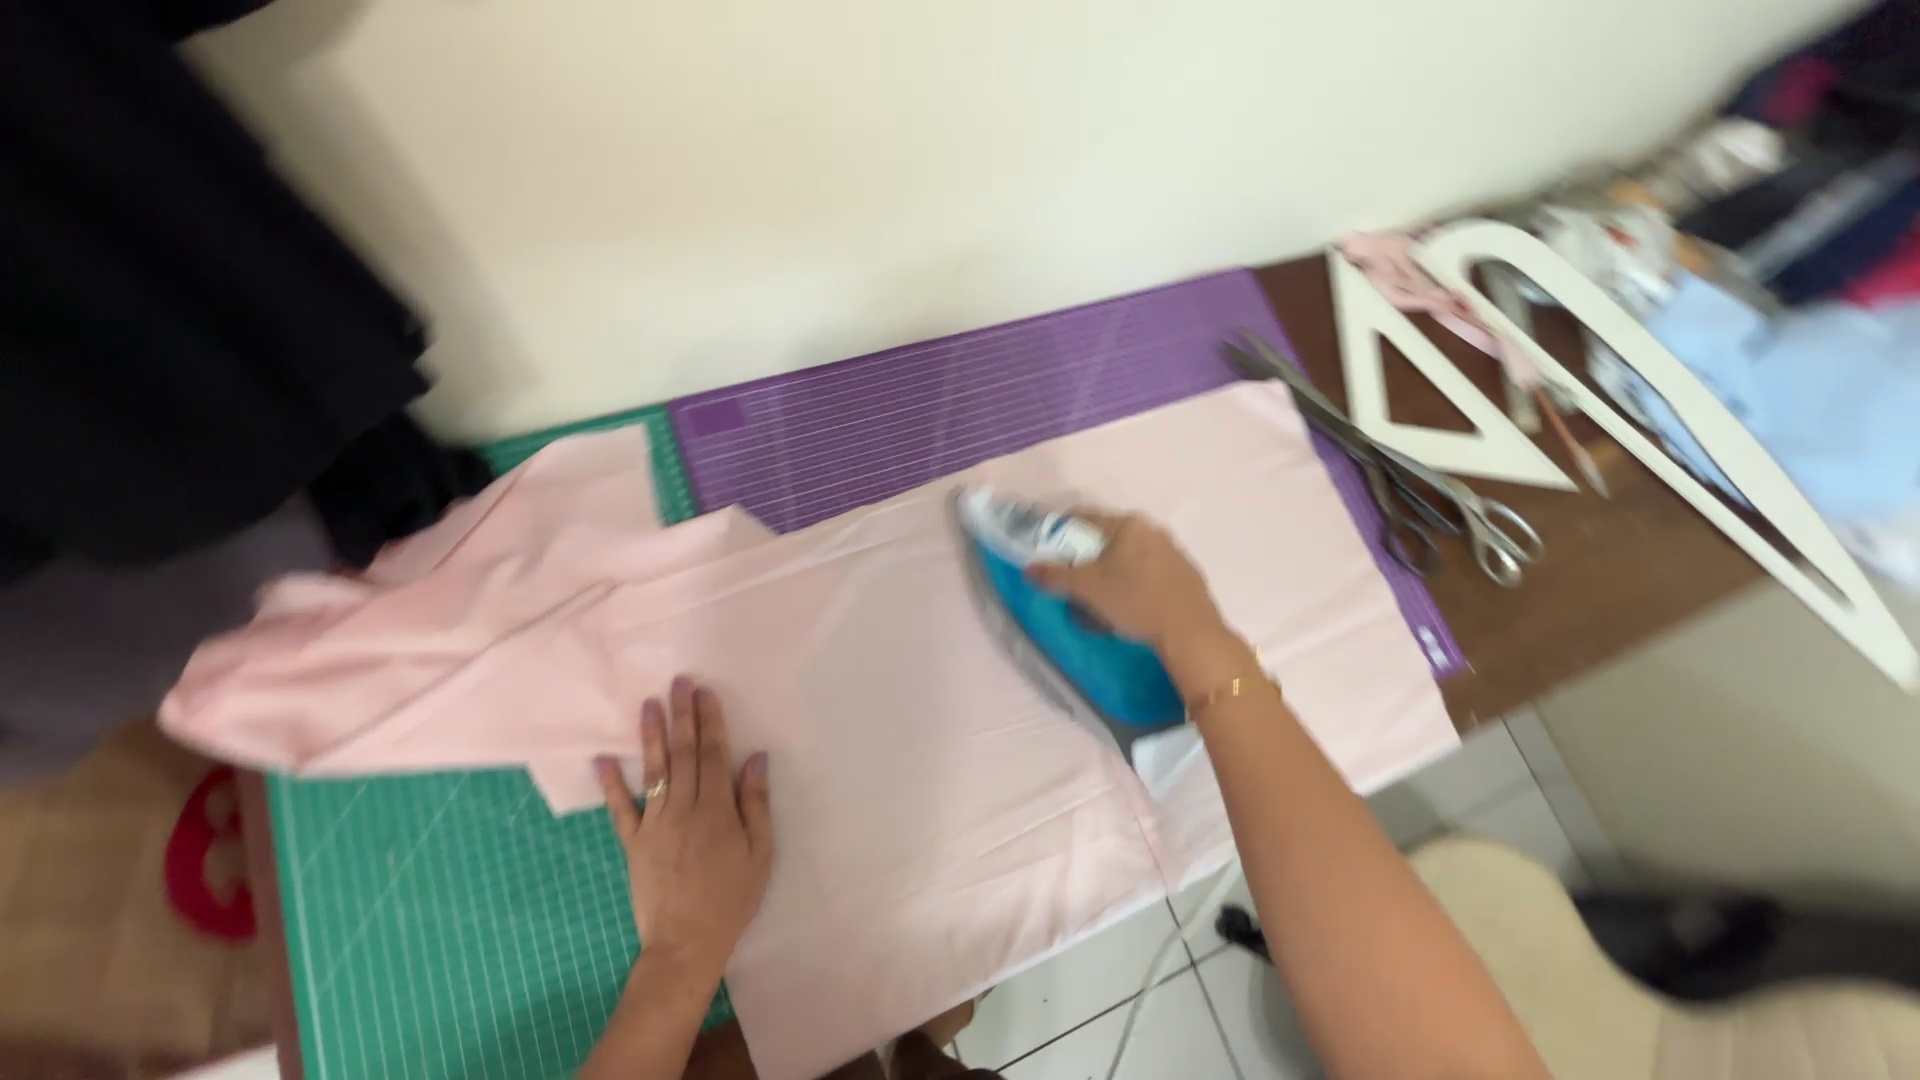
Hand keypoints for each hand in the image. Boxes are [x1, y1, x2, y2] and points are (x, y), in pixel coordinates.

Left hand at [596, 676, 772, 978]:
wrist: (687, 943)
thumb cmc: (732, 898)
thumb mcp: (761, 853)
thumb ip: (756, 804)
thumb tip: (756, 758)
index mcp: (717, 810)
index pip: (714, 754)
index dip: (711, 721)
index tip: (706, 692)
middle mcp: (684, 809)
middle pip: (684, 753)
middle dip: (682, 715)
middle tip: (679, 682)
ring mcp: (654, 824)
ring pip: (654, 771)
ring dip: (651, 736)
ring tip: (647, 704)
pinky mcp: (633, 843)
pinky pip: (620, 809)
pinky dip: (611, 784)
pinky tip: (602, 759)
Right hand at [1026, 509, 1227, 648]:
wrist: (1191, 631)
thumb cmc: (1135, 600)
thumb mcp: (1088, 589)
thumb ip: (1055, 576)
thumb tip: (1029, 569)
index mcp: (1128, 524)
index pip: (1084, 517)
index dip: (1061, 531)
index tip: (1049, 550)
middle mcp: (1152, 529)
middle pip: (1108, 536)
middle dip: (1087, 555)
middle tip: (1073, 578)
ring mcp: (1173, 550)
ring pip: (1130, 554)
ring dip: (1112, 569)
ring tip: (1101, 595)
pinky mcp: (1186, 572)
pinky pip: (1150, 570)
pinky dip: (1134, 580)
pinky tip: (1131, 602)